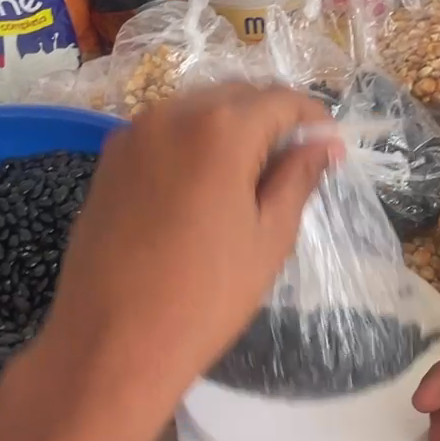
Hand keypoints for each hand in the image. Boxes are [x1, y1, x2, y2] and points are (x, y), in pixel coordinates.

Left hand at [41, 84, 335, 415]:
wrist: (111, 343)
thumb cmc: (205, 297)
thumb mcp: (268, 238)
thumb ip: (297, 179)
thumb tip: (324, 146)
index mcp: (220, 129)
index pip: (280, 100)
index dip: (313, 119)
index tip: (330, 146)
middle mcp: (171, 114)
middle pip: (236, 97)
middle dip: (272, 118)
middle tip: (297, 162)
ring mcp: (132, 135)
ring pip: (196, 110)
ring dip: (232, 128)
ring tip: (252, 176)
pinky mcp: (108, 161)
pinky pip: (164, 133)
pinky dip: (193, 143)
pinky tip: (205, 185)